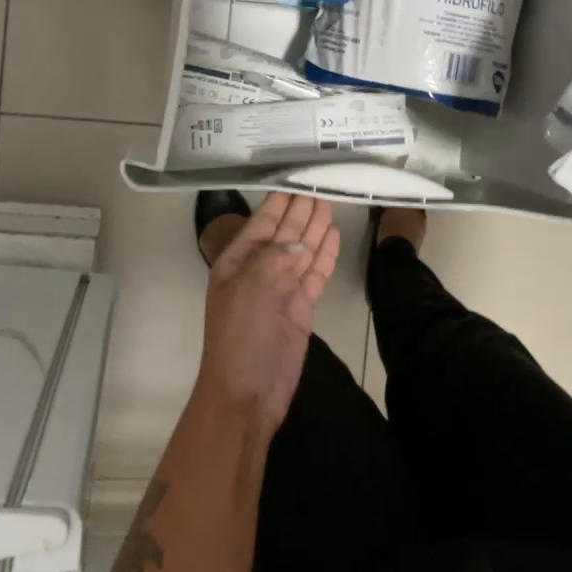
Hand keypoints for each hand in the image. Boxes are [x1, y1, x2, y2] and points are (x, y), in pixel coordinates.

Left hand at [196, 193, 339, 433]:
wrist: (246, 395)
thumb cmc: (240, 338)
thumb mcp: (251, 289)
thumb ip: (275, 259)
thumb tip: (300, 242)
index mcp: (237, 262)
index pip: (262, 222)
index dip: (280, 200)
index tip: (297, 176)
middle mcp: (260, 270)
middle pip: (285, 232)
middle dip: (302, 208)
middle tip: (321, 180)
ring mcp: (281, 290)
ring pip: (302, 249)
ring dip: (315, 226)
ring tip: (331, 200)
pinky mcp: (301, 308)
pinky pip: (315, 274)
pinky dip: (324, 255)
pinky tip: (333, 236)